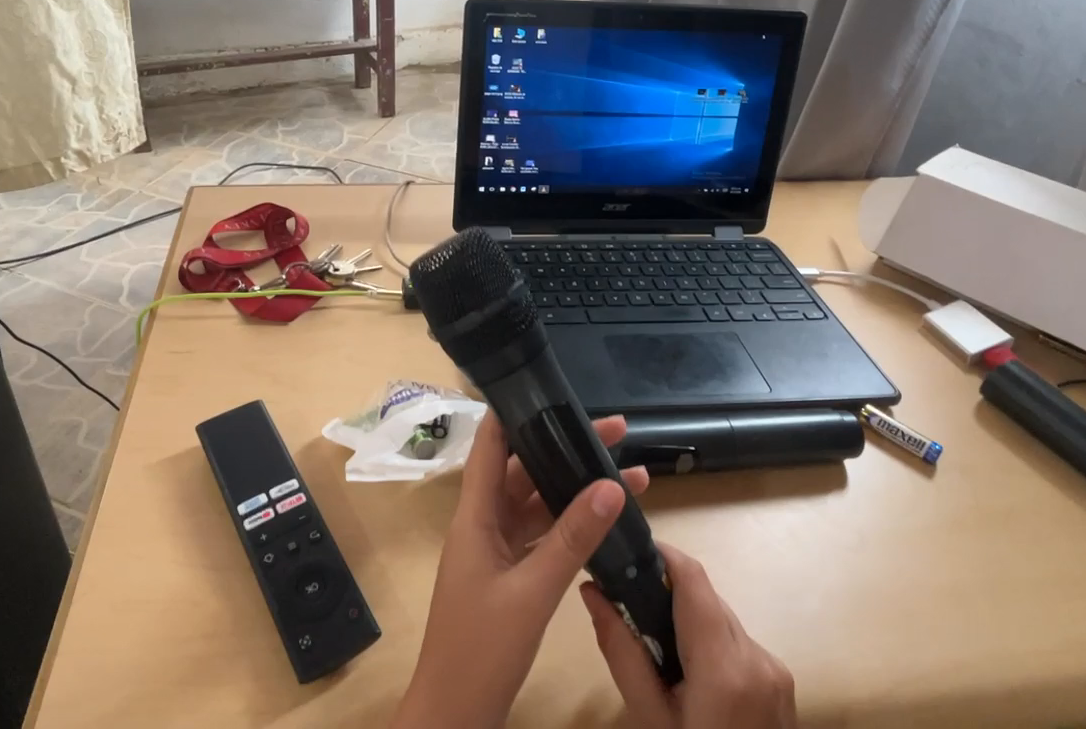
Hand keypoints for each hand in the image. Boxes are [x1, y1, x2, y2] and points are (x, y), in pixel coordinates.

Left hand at [393, 412, 651, 728]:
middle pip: (525, 472)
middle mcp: (483, 524)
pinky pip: (543, 537)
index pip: (491, 447)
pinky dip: (572, 526)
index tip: (549, 389)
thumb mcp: (532, 590)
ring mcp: (496, 551)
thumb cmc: (482, 647)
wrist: (455, 712)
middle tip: (616, 431)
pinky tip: (606, 520)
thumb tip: (611, 485)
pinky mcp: (509, 576)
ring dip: (576, 490)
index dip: (513, 413)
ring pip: (539, 505)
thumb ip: (573, 537)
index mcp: (475, 516)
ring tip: (630, 473)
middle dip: (566, 450)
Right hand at [581, 544, 794, 727]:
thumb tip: (591, 590)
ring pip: (722, 619)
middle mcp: (759, 658)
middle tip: (626, 606)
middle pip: (706, 598)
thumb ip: (620, 648)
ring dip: (688, 621)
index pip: (693, 578)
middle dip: (666, 594)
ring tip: (655, 651)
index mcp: (726, 667)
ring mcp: (777, 672)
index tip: (625, 554)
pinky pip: (738, 644)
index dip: (660, 555)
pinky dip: (709, 645)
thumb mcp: (648, 718)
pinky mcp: (783, 684)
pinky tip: (688, 677)